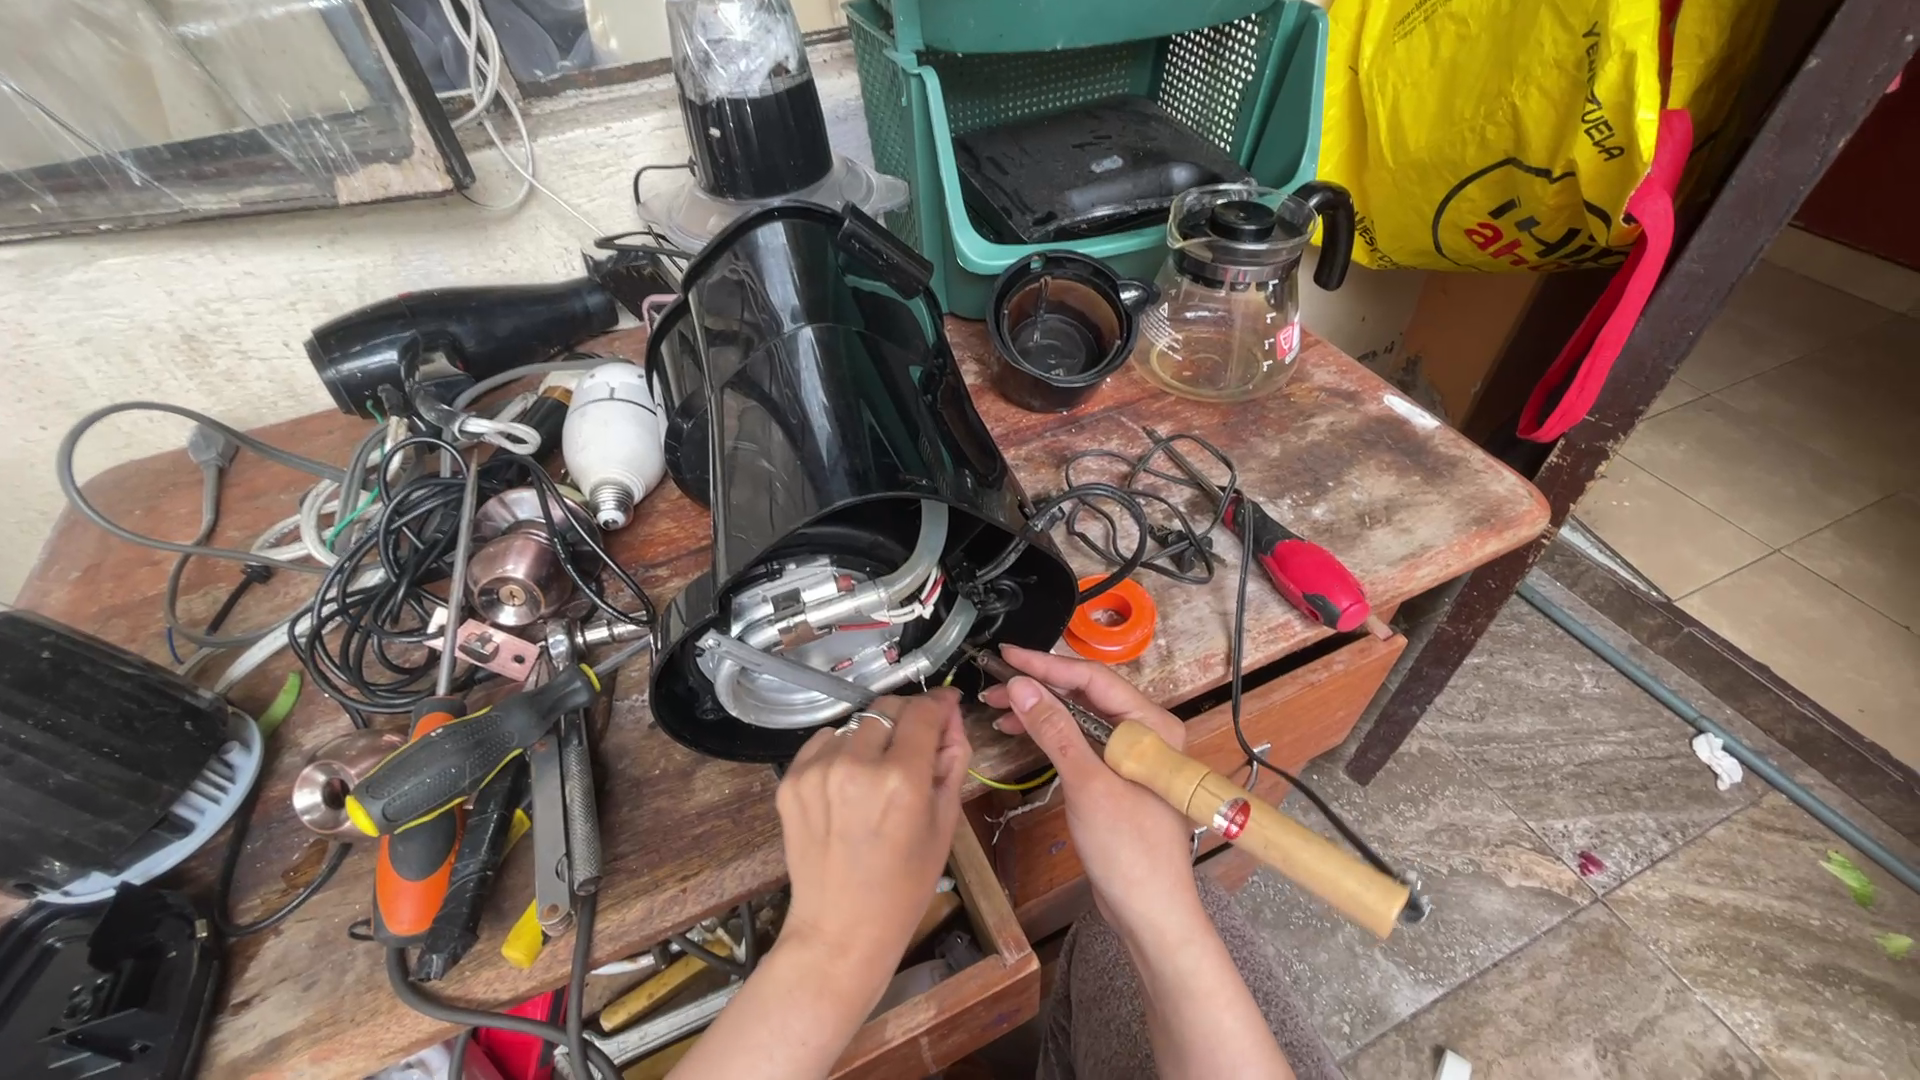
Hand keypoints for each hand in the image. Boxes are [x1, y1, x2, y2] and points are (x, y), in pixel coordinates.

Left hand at [774, 688, 970, 995]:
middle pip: (887, 708)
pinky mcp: (791, 780)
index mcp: (900, 780)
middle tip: (917, 741)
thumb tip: (950, 719)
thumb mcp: (944, 824)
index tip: (948, 702)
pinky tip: (850, 781)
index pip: (923, 712)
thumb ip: (952, 762)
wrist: (839, 929)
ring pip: (857, 723)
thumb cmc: (904, 885)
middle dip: (908, 717)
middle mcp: (855, 765)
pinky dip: (843, 749)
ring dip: (875, 735)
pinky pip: (825, 741)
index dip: (940, 702)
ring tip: (880, 771)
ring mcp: (817, 770)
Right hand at [979, 645, 1196, 937]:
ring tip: (998, 706)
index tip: (1007, 656)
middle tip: (995, 683)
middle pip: (1086, 693)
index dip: (1046, 665)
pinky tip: (1020, 731)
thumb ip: (1053, 730)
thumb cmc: (1128, 849)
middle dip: (1039, 685)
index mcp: (1151, 724)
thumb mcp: (1087, 784)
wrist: (1151, 912)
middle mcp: (1144, 731)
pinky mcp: (1115, 773)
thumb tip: (1020, 685)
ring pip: (1079, 715)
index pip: (1092, 678)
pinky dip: (1049, 733)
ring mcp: (1130, 753)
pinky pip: (1079, 739)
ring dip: (1040, 709)